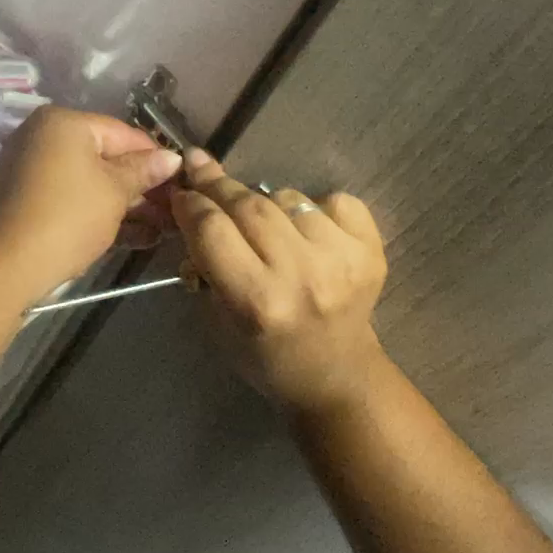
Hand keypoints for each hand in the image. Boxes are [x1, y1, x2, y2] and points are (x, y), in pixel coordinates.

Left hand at [0, 106, 183, 299]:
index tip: (183, 181)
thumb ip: (144, 171)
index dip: (156, 158)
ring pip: (91, 180)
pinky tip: (135, 235)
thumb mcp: (115, 192)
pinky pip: (73, 196)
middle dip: (142, 186)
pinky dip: (100, 211)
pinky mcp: (30, 198)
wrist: (9, 264)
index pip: (123, 133)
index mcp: (64, 123)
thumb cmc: (69, 216)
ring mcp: (34, 167)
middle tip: (174, 210)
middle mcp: (45, 136)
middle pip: (106, 157)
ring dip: (126, 203)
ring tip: (162, 228)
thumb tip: (173, 157)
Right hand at [170, 148, 389, 414]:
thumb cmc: (265, 354)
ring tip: (260, 221)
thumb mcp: (217, 319)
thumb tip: (192, 202)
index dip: (191, 203)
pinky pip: (331, 200)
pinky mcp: (370, 248)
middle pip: (248, 205)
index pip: (212, 230)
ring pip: (286, 197)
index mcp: (257, 302)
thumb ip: (203, 261)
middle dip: (219, 188)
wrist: (336, 375)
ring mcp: (342, 259)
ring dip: (265, 201)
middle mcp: (302, 276)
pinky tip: (305, 228)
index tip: (182, 192)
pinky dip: (312, 205)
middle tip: (204, 176)